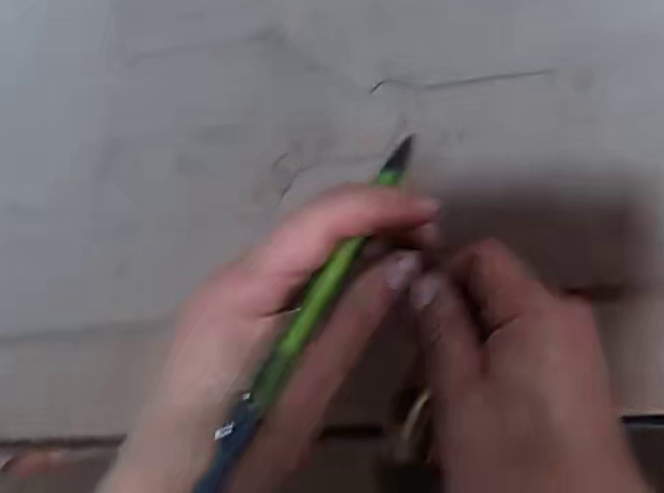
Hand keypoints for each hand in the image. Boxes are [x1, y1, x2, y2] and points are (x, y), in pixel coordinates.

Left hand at [102, 186, 437, 492]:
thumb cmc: (232, 459)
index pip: (321, 219)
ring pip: (309, 237)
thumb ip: (355, 321)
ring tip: (411, 248)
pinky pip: (298, 262)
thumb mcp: (304, 398)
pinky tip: (369, 268)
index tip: (430, 210)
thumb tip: (407, 261)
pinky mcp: (238, 303)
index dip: (379, 204)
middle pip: (315, 220)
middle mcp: (236, 270)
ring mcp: (233, 284)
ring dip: (361, 233)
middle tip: (429, 236)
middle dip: (376, 215)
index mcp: (245, 286)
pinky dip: (339, 258)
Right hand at [410, 240, 648, 492]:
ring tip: (449, 393)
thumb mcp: (461, 397)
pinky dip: (501, 362)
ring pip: (510, 320)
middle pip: (497, 286)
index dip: (444, 273)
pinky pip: (531, 345)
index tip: (415, 311)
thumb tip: (424, 280)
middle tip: (423, 363)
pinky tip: (483, 407)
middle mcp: (565, 311)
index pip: (483, 254)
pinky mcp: (582, 374)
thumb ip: (440, 327)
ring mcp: (578, 343)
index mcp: (539, 305)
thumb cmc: (518, 470)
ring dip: (475, 344)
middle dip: (456, 316)